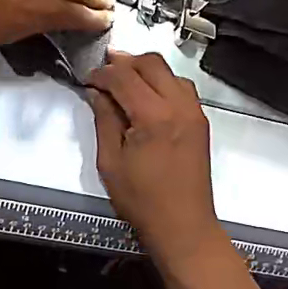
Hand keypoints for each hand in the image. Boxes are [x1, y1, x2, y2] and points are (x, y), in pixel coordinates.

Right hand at [86, 51, 222, 260]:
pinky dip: (162, 82)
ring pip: (170, 72)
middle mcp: (179, 107)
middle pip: (151, 63)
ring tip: (123, 81)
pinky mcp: (200, 122)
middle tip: (103, 71)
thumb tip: (96, 93)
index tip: (87, 79)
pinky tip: (146, 95)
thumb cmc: (142, 200)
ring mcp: (194, 113)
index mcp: (155, 117)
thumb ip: (104, 120)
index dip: (102, 73)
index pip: (124, 77)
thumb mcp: (111, 161)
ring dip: (145, 70)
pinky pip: (182, 87)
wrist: (183, 227)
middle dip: (124, 62)